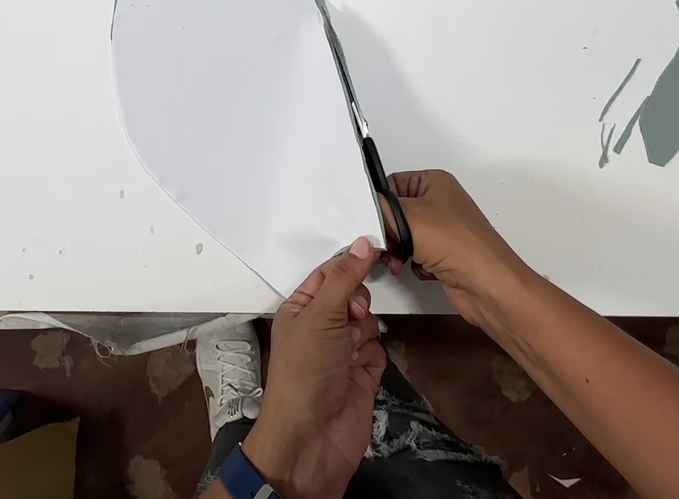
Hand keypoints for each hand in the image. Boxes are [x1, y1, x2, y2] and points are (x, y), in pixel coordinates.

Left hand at [242, 237, 386, 498]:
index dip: (350, 261)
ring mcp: (342, 349)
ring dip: (363, 332)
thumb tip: (364, 240)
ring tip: (350, 352)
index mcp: (301, 306)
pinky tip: (361, 370)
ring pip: (368, 321)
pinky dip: (372, 356)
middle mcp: (321, 324)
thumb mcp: (320, 315)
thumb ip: (345, 277)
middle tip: (351, 316)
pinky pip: (377, 348)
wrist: (313, 438)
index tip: (375, 248)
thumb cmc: (305, 370)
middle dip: (357, 302)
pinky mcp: (362, 372)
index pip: (329, 271)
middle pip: (353, 294)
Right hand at [381, 170, 527, 332]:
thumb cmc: (451, 242)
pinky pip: (415, 254)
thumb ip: (379, 208)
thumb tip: (363, 208)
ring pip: (403, 235)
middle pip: (396, 212)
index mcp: (434, 182)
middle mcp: (439, 202)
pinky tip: (419, 270)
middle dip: (387, 230)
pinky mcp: (444, 255)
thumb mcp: (408, 216)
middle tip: (381, 245)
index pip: (393, 183)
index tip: (368, 220)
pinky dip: (411, 262)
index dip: (379, 201)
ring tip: (397, 263)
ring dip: (396, 250)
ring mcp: (443, 231)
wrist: (488, 287)